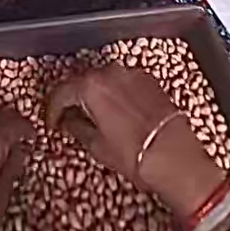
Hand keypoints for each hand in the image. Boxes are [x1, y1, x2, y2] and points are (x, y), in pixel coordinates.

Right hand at [46, 63, 225, 219]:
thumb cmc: (136, 155)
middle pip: (82, 81)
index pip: (62, 92)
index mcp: (91, 86)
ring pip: (103, 80)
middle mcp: (110, 72)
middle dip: (73, 99)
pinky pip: (123, 82)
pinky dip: (115, 93)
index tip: (52, 122)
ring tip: (93, 116)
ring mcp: (131, 73)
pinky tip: (116, 112)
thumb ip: (77, 127)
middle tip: (69, 118)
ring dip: (95, 94)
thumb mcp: (98, 146)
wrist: (177, 158)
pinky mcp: (148, 80)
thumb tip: (69, 121)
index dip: (53, 109)